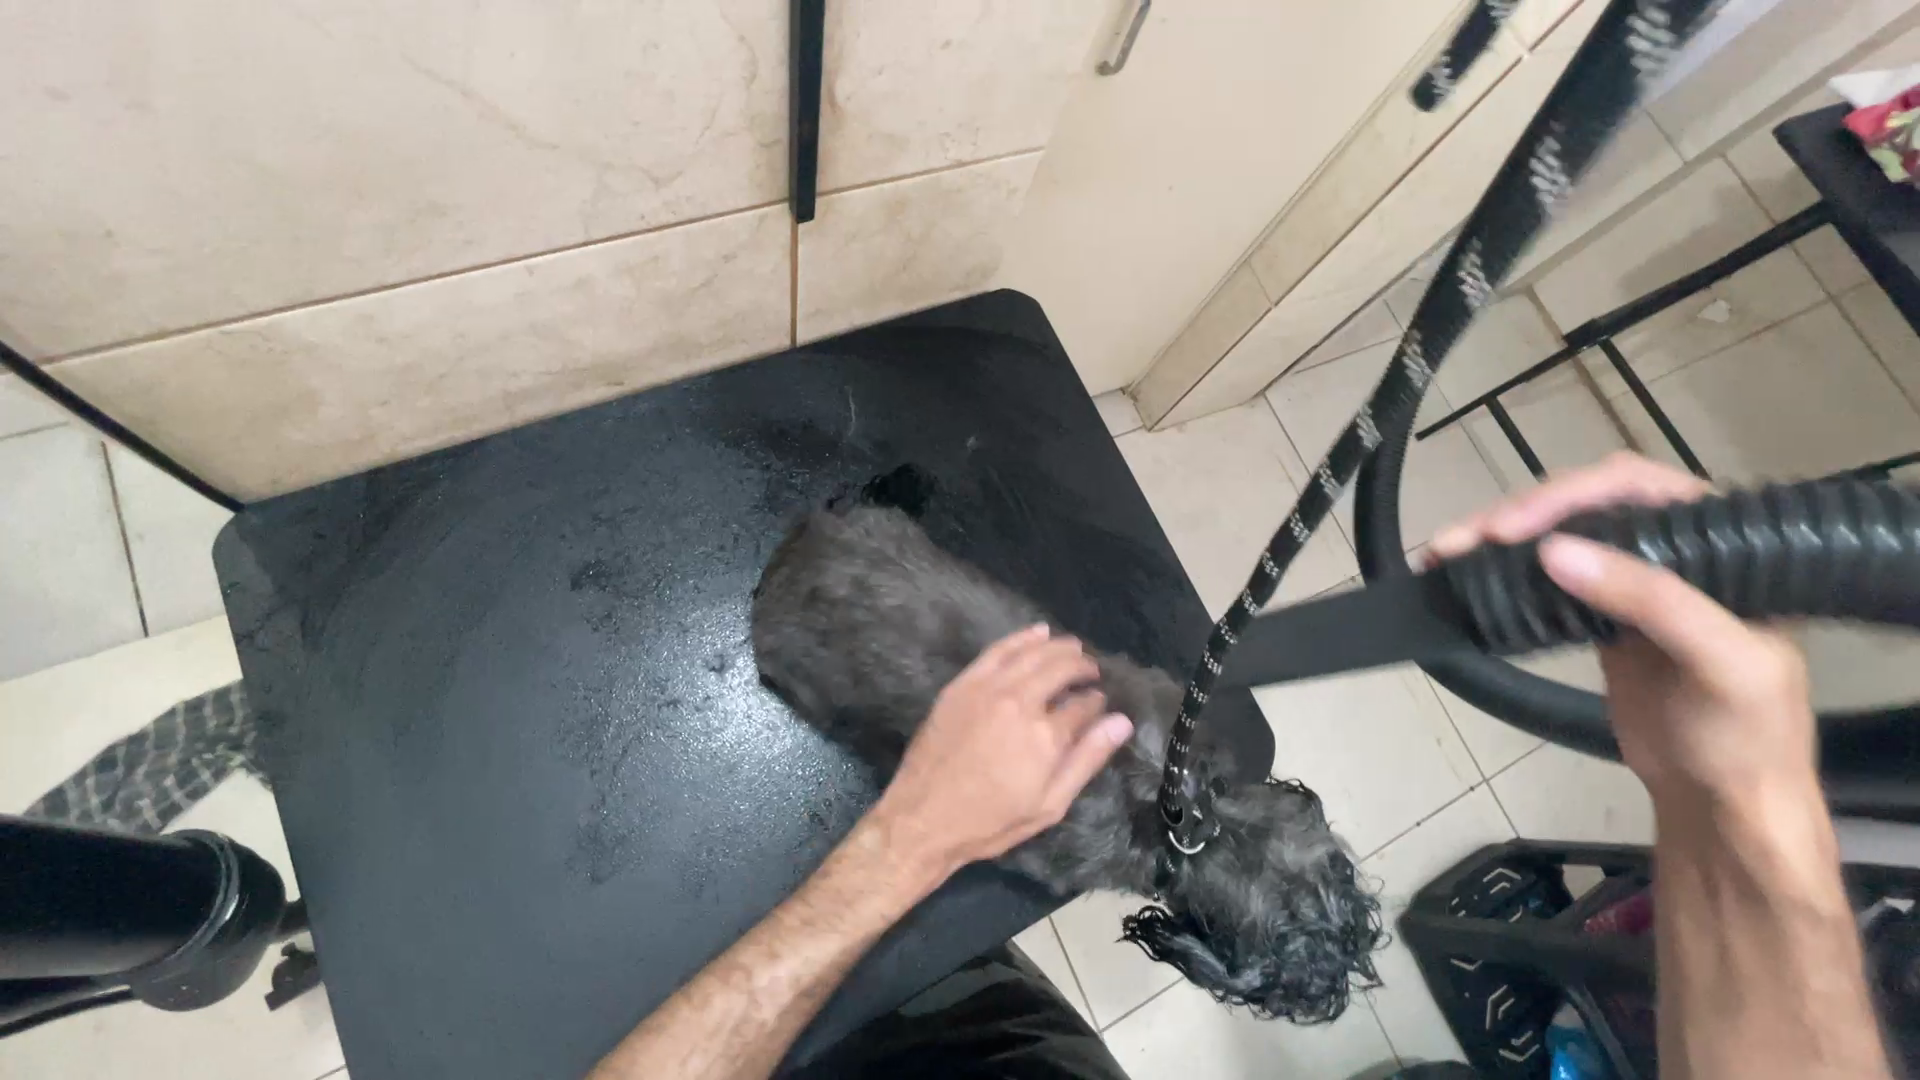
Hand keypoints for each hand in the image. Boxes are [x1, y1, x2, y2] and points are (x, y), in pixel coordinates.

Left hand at [865, 625, 1133, 880]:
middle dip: (1082, 667)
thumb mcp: (1049, 804)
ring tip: (1074, 646)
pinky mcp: (963, 684)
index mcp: (1045, 737)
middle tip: (1092, 670)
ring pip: (1032, 654)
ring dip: (1058, 646)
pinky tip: (1038, 632)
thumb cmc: (991, 821)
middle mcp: (1020, 702)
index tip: (1101, 702)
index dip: (1096, 702)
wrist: (924, 817)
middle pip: (1060, 670)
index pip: (1083, 706)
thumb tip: (1121, 722)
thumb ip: (1087, 759)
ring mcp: (988, 689)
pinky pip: (997, 651)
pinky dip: (1021, 638)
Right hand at [1429, 452, 1816, 803]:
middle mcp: (1672, 547)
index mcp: (1722, 542)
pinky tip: (1462, 574)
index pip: (1634, 487)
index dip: (1564, 496)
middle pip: (1579, 505)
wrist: (1720, 796)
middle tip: (1458, 541)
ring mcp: (1627, 579)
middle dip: (1513, 517)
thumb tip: (1553, 551)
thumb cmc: (1743, 733)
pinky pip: (1539, 574)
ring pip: (1551, 535)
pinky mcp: (1592, 610)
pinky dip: (1497, 572)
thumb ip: (1650, 601)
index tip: (1506, 529)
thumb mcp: (1720, 664)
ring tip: (1442, 553)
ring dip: (1493, 541)